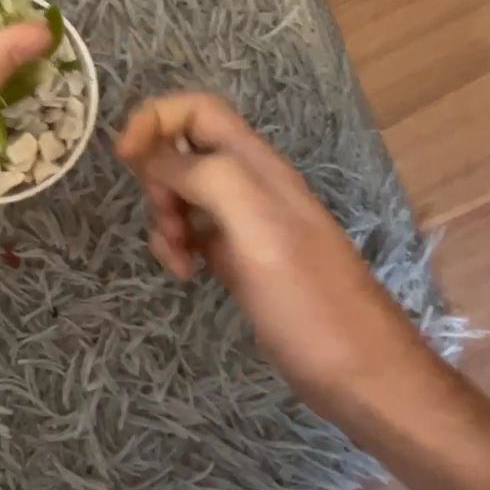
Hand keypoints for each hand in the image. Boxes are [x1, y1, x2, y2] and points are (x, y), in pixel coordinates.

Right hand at [113, 93, 431, 396]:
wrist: (364, 379)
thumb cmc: (311, 304)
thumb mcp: (259, 230)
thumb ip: (208, 178)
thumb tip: (153, 156)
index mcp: (257, 167)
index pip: (197, 110)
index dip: (155, 120)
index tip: (125, 159)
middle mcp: (250, 185)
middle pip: (183, 151)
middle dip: (157, 179)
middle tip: (167, 222)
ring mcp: (246, 223)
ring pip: (183, 193)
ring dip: (165, 217)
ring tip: (178, 259)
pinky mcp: (240, 258)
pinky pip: (193, 231)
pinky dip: (178, 246)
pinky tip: (188, 274)